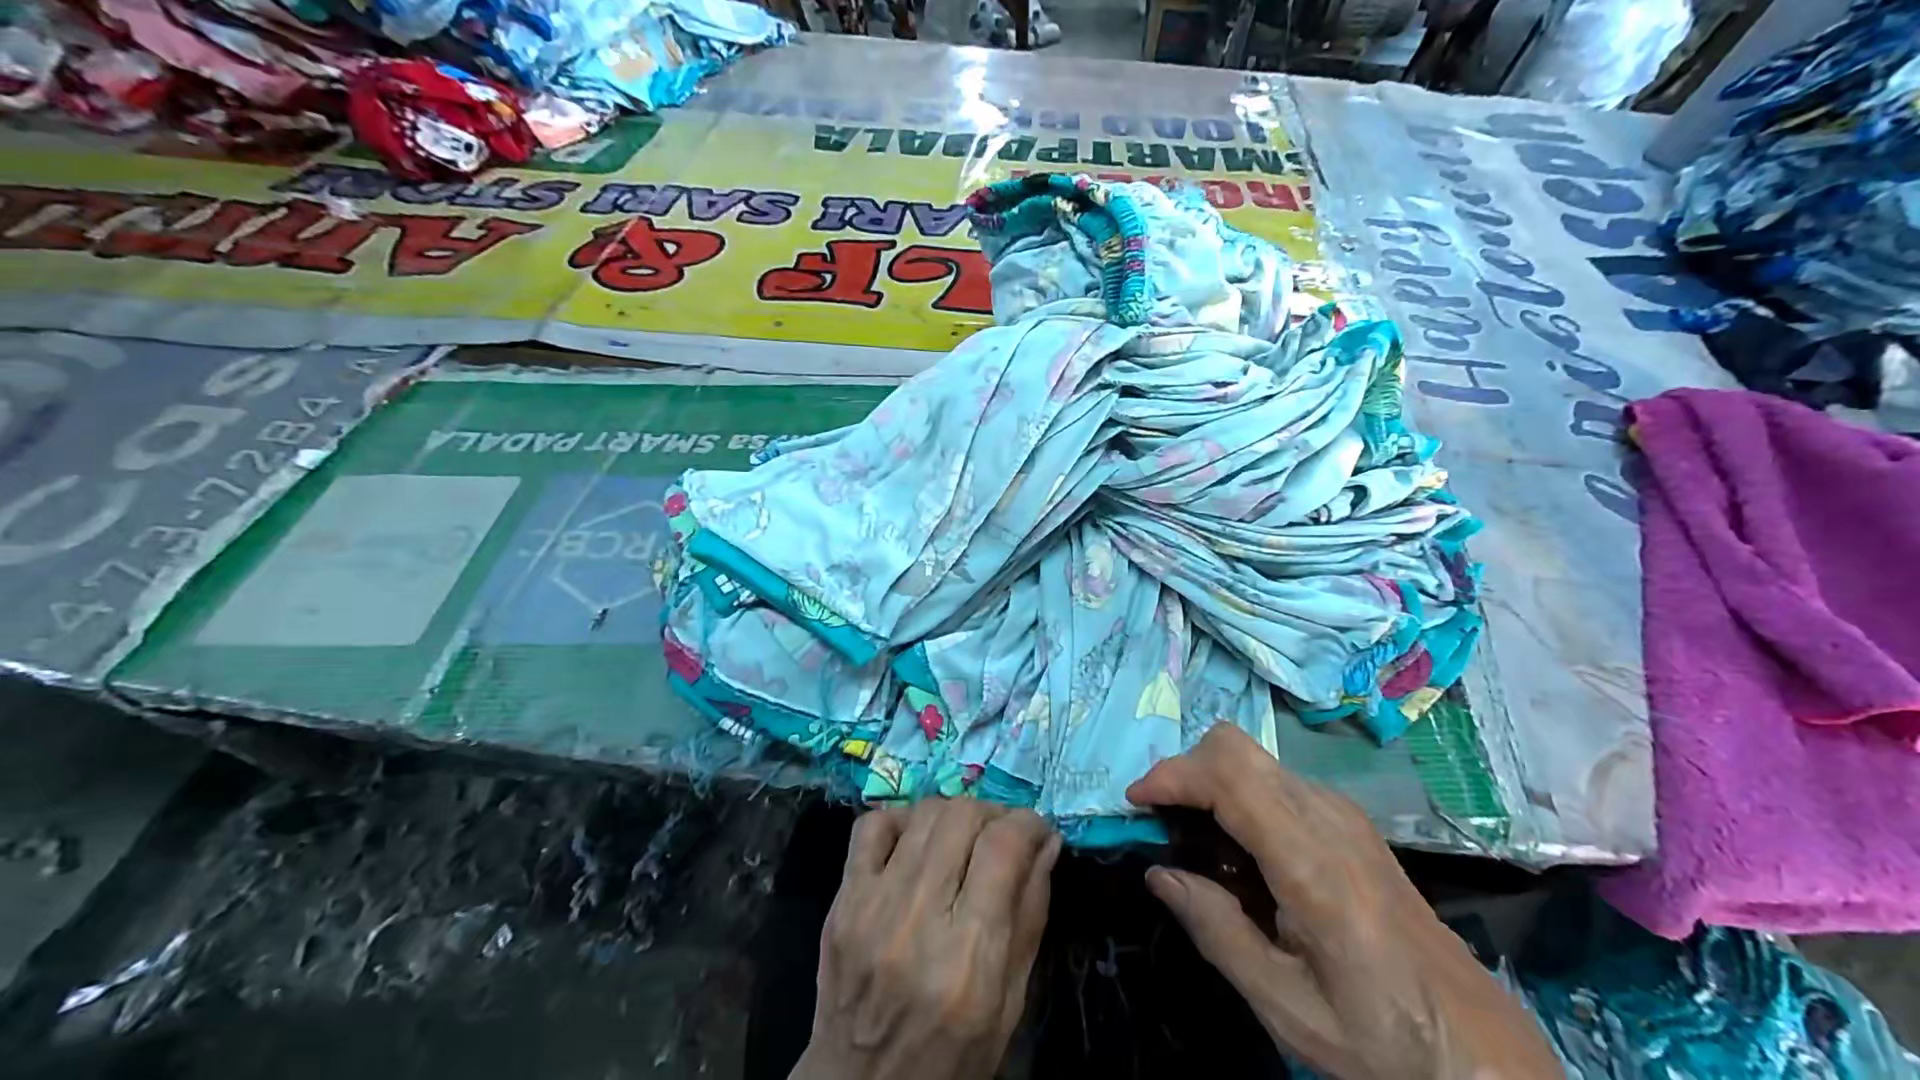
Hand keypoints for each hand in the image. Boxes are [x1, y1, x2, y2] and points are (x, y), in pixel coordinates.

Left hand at [792, 799, 1061, 1079]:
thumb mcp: (1009, 1005)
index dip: (1029, 824)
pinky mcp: (842, 900)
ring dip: (955, 813)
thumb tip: (1044, 843)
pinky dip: (902, 819)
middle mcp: (918, 920)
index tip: (1038, 831)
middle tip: (1003, 835)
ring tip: (965, 837)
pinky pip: (871, 825)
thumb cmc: (949, 1056)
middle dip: (994, 814)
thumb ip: (1029, 917)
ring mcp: (872, 905)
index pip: (1002, 847)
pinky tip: (917, 840)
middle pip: (962, 817)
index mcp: (969, 957)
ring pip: (923, 813)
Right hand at [1128, 724, 1560, 1079]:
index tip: (1134, 802)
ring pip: (1253, 757)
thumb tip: (1159, 873)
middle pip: (1235, 746)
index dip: (1172, 775)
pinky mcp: (1350, 824)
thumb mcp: (1286, 1005)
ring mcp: (1343, 815)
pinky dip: (1236, 792)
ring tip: (1190, 838)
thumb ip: (1216, 930)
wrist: (1480, 1053)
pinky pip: (1275, 781)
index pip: (1229, 776)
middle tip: (1159, 820)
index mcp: (1313, 863)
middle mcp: (1328, 818)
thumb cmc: (1382, 1035)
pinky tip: (1235, 850)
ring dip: (1208, 780)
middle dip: (1184, 768)